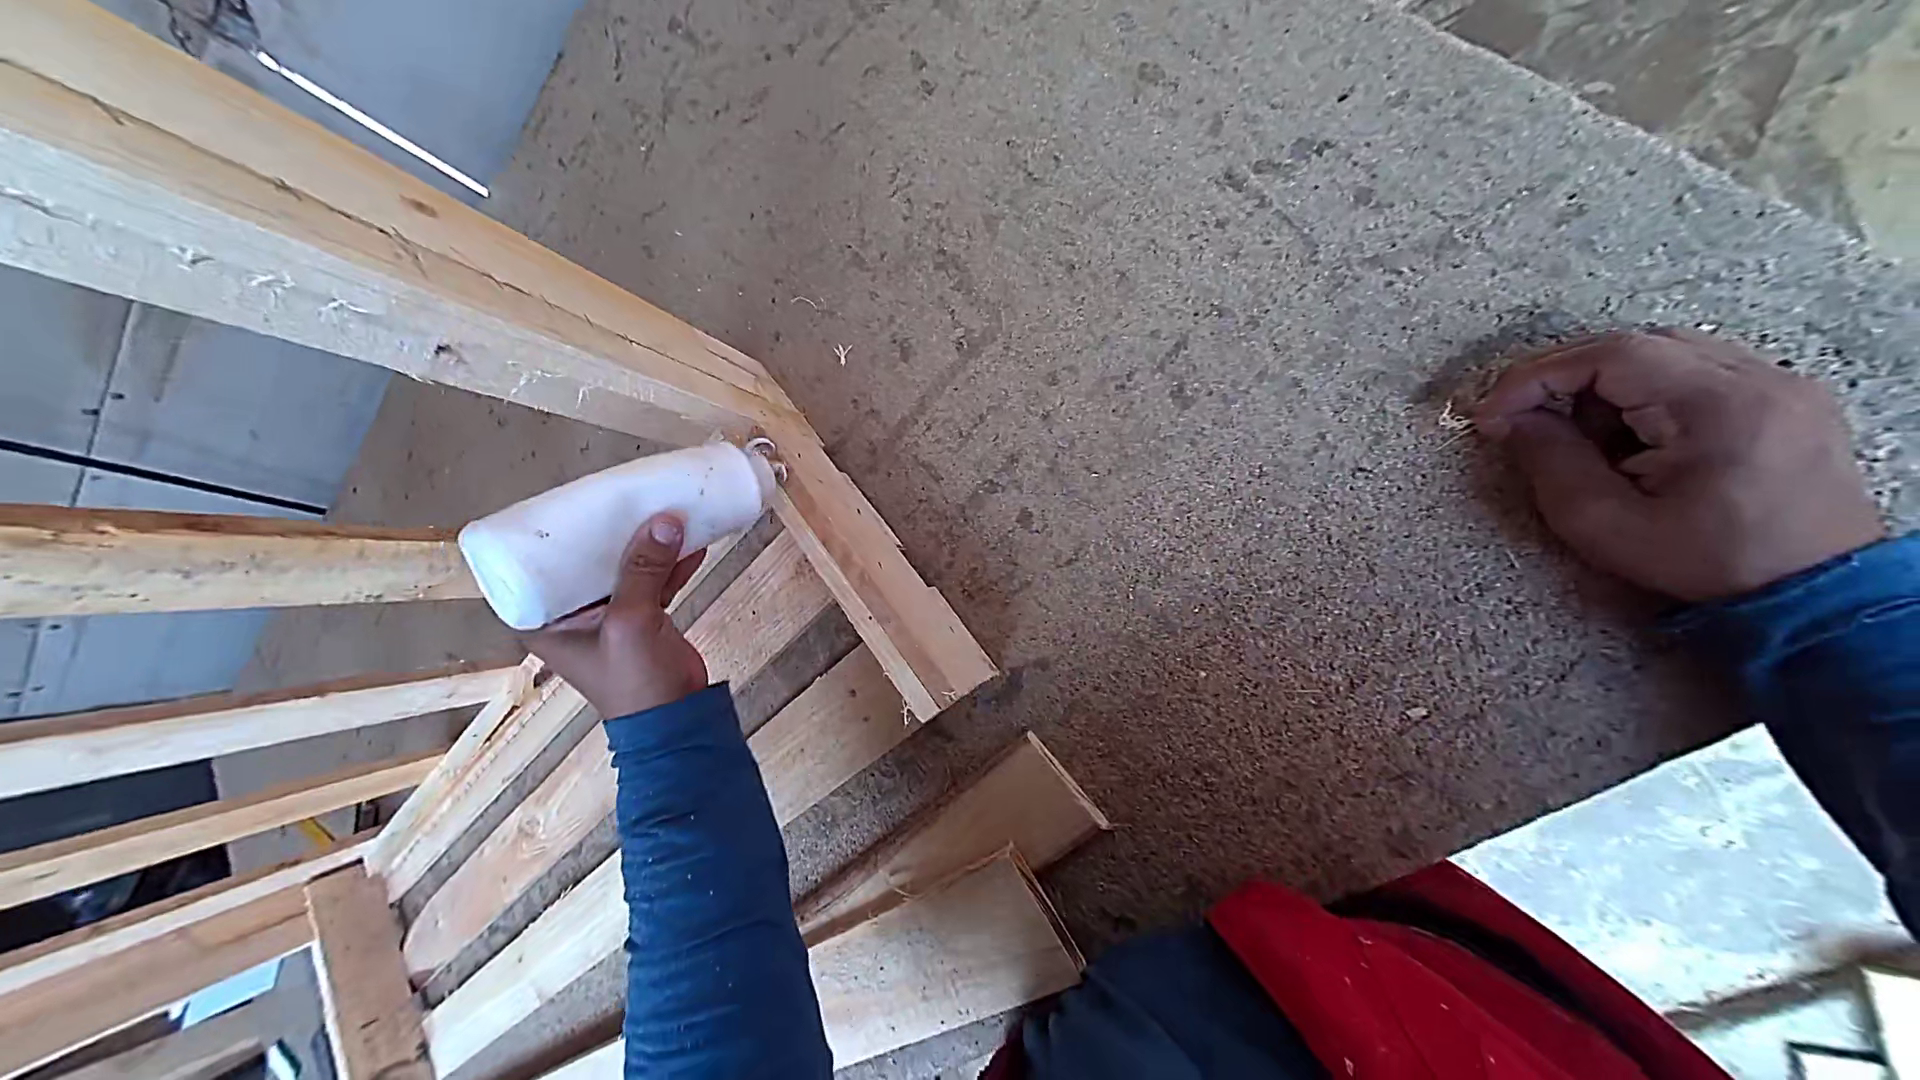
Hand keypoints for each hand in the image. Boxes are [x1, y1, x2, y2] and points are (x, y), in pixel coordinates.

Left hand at [524, 514, 709, 718]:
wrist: (677, 716)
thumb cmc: (635, 681)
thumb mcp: (631, 622)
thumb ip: (644, 571)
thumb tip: (664, 520)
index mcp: (545, 619)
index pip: (536, 563)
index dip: (553, 532)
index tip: (573, 500)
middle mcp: (572, 612)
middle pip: (586, 558)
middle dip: (610, 530)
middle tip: (624, 497)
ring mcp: (610, 614)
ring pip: (625, 566)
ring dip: (647, 544)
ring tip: (664, 511)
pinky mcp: (644, 616)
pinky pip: (654, 580)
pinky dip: (672, 563)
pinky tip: (692, 541)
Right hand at [1474, 328, 1883, 601]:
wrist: (1810, 586)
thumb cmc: (1701, 560)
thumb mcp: (1600, 520)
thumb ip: (1549, 460)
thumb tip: (1508, 419)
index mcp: (1721, 406)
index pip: (1611, 356)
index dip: (1535, 377)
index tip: (1490, 415)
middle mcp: (1760, 378)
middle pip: (1632, 346)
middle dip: (1559, 379)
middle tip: (1517, 419)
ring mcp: (1777, 383)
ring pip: (1657, 354)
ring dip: (1595, 389)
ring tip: (1576, 437)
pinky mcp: (1776, 397)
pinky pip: (1686, 371)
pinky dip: (1634, 395)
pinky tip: (1622, 436)